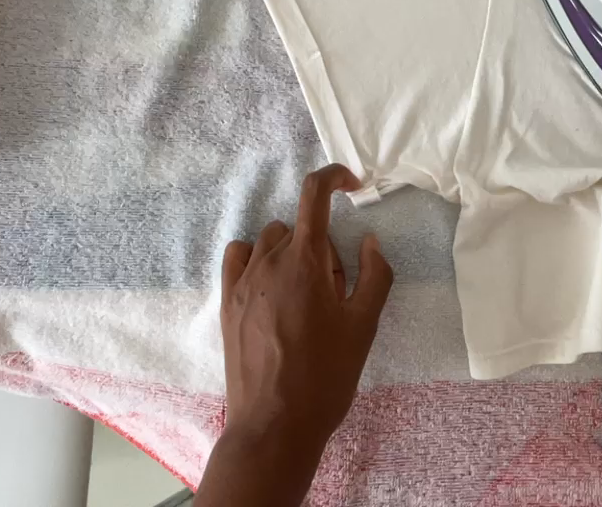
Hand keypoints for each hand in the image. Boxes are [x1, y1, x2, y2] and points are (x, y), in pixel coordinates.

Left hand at [200, 164, 392, 503]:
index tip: (353, 185)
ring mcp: (243, 278)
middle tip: (334, 293)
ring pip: (270, 240)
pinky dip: (257, 258)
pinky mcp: (227, 299)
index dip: (335, 176)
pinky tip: (269, 288)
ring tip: (302, 298)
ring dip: (291, 253)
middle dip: (322, 248)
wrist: (274, 425)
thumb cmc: (325, 376)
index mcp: (307, 260)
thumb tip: (369, 240)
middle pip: (300, 228)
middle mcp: (271, 259)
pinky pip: (240, 255)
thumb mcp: (364, 326)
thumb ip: (374, 274)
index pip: (314, 193)